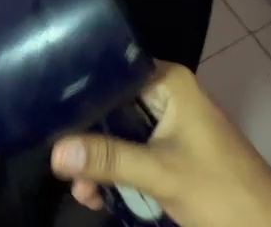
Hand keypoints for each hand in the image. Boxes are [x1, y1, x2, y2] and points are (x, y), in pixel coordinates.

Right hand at [50, 62, 270, 226]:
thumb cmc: (221, 192)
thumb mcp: (159, 174)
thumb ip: (107, 159)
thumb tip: (54, 152)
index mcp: (169, 82)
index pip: (112, 72)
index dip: (80, 94)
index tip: (50, 114)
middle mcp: (168, 95)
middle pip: (113, 108)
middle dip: (88, 140)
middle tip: (64, 168)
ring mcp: (171, 126)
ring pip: (121, 136)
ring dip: (101, 164)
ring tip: (81, 193)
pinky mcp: (174, 155)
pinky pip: (135, 155)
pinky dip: (118, 176)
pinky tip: (98, 197)